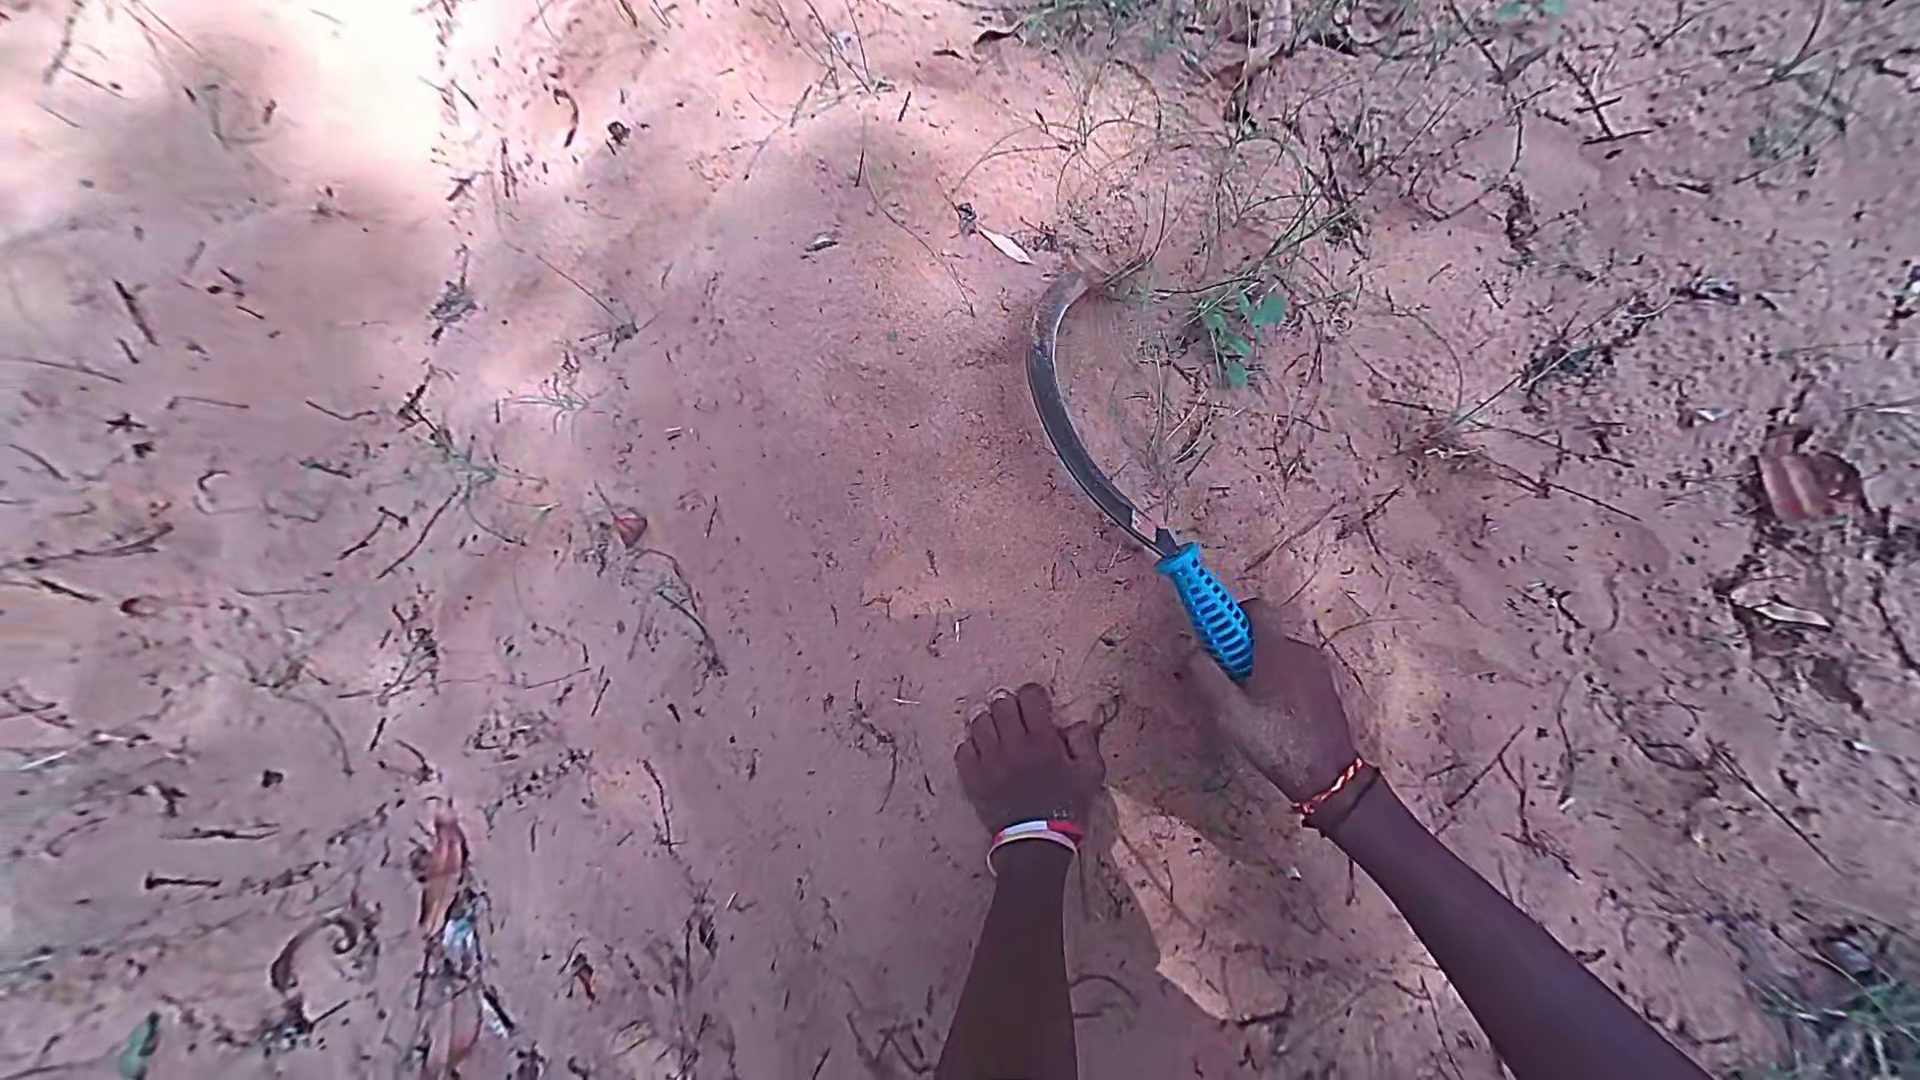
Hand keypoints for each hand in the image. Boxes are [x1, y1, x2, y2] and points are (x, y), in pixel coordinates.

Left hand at [954, 683, 1105, 831]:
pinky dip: (973, 747)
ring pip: (979, 721)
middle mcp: (1013, 746)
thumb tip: (1076, 722)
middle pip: (1001, 704)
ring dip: (991, 724)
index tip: (1037, 706)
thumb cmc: (1066, 809)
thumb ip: (1086, 742)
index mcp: (1042, 742)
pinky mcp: (972, 778)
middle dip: (1011, 707)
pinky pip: (963, 748)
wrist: (1036, 846)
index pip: (1029, 696)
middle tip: (1018, 720)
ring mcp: (989, 761)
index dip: (1034, 696)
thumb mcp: (1090, 776)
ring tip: (1000, 736)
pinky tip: (985, 755)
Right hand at [1187, 598, 1356, 801]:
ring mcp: (1317, 669)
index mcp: (1277, 650)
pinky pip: (1293, 670)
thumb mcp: (1227, 711)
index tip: (1215, 639)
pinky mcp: (1326, 687)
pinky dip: (1277, 681)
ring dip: (1258, 669)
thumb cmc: (1274, 741)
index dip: (1230, 616)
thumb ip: (1204, 674)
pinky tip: (1270, 712)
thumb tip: (1191, 649)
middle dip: (1239, 651)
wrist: (1328, 778)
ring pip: (1277, 654)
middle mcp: (1301, 651)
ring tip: (1249, 704)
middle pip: (1262, 634)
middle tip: (1228, 682)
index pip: (1255, 607)